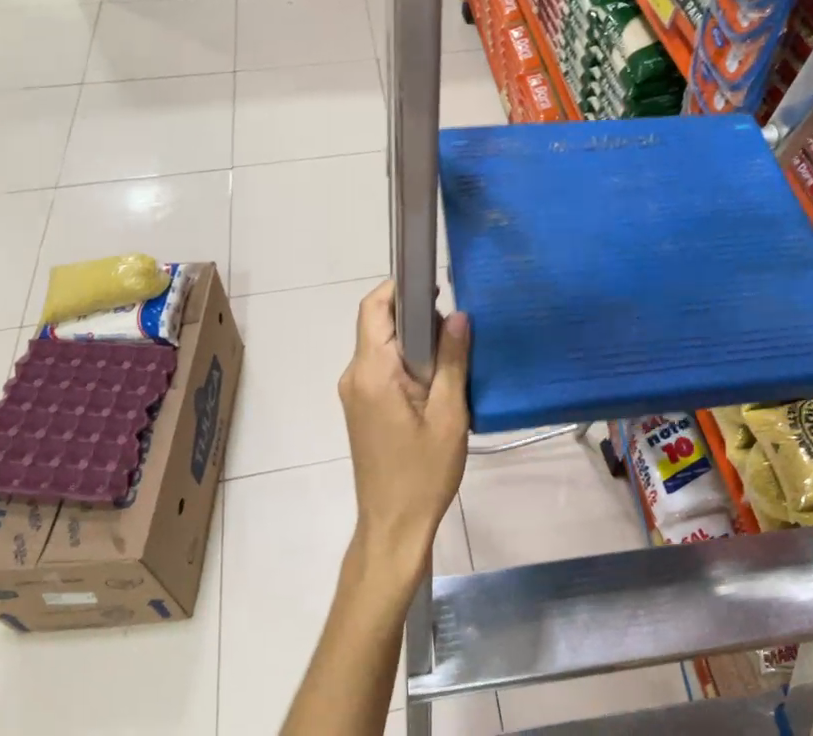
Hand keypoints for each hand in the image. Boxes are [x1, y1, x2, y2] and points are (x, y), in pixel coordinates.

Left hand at [338, 281, 470, 576]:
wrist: (394, 525)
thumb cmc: (423, 472)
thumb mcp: (448, 414)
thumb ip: (451, 360)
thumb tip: (458, 315)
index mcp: (371, 372)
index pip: (373, 308)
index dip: (400, 287)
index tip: (436, 287)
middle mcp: (354, 376)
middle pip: (378, 325)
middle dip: (416, 316)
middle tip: (456, 327)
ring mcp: (354, 393)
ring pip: (382, 347)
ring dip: (415, 342)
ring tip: (453, 354)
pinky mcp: (361, 408)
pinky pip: (382, 369)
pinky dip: (408, 363)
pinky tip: (437, 381)